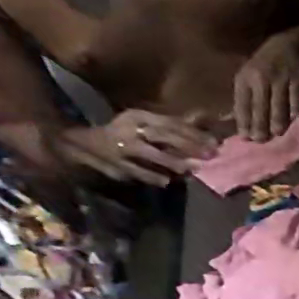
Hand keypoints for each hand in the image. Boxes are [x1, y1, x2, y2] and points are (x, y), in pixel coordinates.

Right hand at [54, 110, 218, 186]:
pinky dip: (152, 176)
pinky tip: (167, 182)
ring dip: (172, 162)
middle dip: (188, 146)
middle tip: (210, 155)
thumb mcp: (147, 123)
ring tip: (192, 169)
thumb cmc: (125, 131)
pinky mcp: (115, 163)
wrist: (84, 142)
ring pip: (149, 153)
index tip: (215, 142)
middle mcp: (130, 129)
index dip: (193, 132)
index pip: (169, 123)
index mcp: (138, 116)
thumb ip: (175, 124)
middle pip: (162, 136)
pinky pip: (136, 171)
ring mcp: (121, 146)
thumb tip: (206, 118)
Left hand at [233, 28, 298, 141]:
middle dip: (259, 126)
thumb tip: (238, 120)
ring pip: (279, 107)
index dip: (243, 120)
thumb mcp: (249, 75)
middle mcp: (261, 78)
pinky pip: (297, 102)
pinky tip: (294, 123)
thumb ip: (246, 96)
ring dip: (277, 123)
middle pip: (260, 107)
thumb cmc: (266, 64)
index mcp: (245, 77)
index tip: (244, 137)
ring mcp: (281, 80)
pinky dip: (295, 114)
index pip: (242, 102)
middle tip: (260, 141)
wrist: (291, 45)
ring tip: (276, 135)